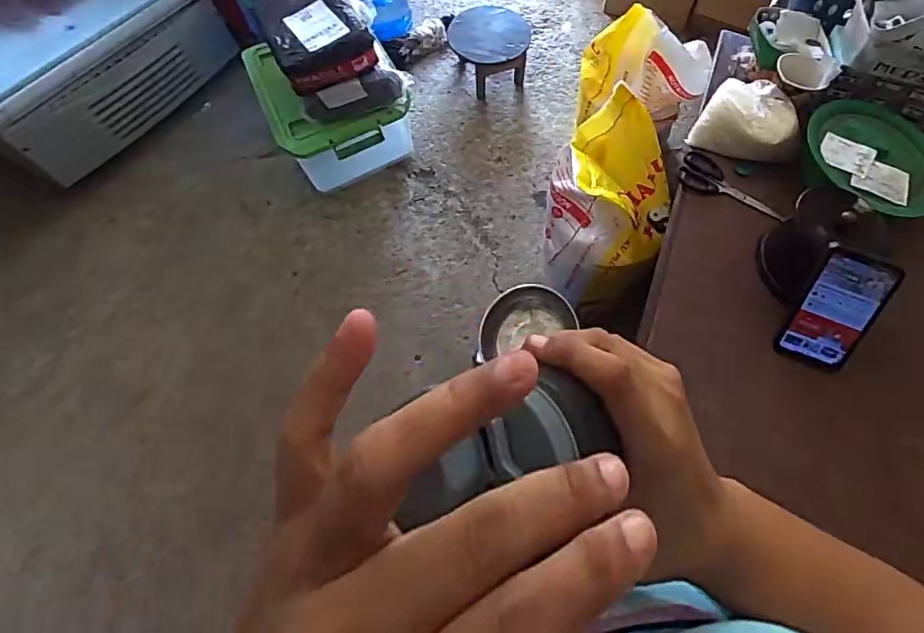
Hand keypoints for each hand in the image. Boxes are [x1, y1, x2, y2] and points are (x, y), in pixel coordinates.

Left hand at [237, 309, 659, 632]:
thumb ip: (513, 626)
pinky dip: (328, 378)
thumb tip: (594, 577)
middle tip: (611, 470)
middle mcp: (346, 611)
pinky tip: (364, 321)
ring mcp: (304, 548)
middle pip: (459, 545)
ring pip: (378, 467)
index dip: (578, 579)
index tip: (639, 530)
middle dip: (548, 503)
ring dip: (459, 410)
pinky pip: (300, 438)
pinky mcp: (284, 512)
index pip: (506, 622)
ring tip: (524, 368)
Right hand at [524, 328, 729, 584]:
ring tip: (532, 359)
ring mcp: (666, 376)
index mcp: (657, 430)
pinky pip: (615, 347)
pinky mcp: (661, 372)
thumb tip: (523, 481)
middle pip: (608, 345)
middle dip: (560, 342)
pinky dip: (584, 348)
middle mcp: (664, 391)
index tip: (526, 353)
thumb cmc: (665, 529)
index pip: (615, 373)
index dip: (571, 354)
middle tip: (516, 357)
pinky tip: (560, 365)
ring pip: (610, 340)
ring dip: (570, 341)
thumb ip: (580, 497)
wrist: (714, 522)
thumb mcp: (618, 523)